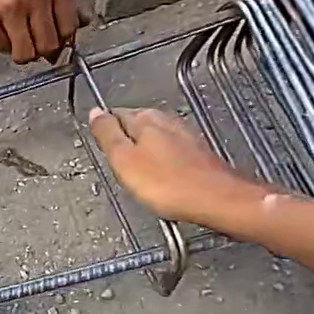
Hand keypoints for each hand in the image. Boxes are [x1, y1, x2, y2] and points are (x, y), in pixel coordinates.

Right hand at [0, 0, 80, 62]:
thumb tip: (81, 23)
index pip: (71, 26)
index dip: (63, 38)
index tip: (55, 39)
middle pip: (50, 44)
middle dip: (42, 49)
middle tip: (33, 42)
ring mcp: (13, 6)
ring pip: (27, 52)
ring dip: (23, 53)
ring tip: (17, 40)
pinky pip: (2, 47)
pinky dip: (1, 44)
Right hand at [87, 107, 276, 232]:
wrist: (218, 200)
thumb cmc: (171, 184)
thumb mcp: (124, 159)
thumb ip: (107, 134)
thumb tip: (95, 113)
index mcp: (146, 119)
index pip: (115, 114)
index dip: (104, 129)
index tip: (100, 143)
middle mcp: (167, 122)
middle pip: (136, 125)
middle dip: (125, 141)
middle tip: (117, 163)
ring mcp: (185, 137)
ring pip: (155, 139)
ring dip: (144, 153)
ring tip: (138, 174)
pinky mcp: (198, 155)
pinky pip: (171, 154)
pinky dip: (162, 164)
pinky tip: (162, 179)